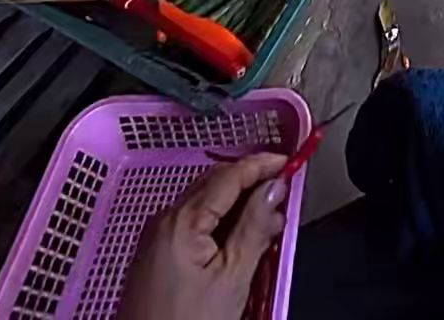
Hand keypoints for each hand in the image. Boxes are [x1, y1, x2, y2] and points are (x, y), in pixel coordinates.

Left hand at [117, 153, 290, 319]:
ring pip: (205, 199)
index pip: (229, 175)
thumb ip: (254, 227)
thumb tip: (274, 187)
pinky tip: (239, 234)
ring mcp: (158, 233)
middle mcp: (167, 217)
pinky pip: (193, 219)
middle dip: (250, 180)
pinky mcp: (156, 251)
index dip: (261, 164)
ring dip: (237, 200)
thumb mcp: (232, 280)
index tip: (288, 163)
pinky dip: (219, 218)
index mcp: (184, 219)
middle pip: (215, 182)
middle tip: (283, 189)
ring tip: (268, 215)